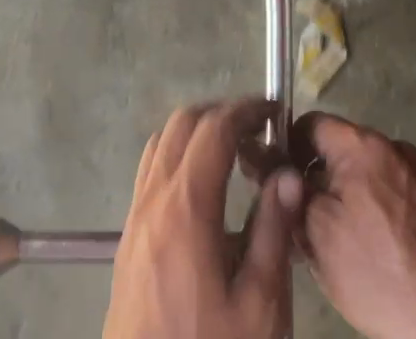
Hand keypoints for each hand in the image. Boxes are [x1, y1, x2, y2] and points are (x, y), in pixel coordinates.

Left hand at [103, 99, 303, 338]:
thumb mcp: (260, 304)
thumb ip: (274, 232)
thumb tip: (287, 175)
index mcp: (185, 208)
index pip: (213, 130)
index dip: (245, 111)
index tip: (274, 112)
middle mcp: (152, 201)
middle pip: (180, 125)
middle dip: (221, 113)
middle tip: (259, 127)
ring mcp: (134, 219)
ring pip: (160, 145)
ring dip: (196, 133)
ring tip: (236, 151)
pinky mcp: (128, 241)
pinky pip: (150, 174)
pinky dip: (178, 158)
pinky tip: (207, 190)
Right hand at [296, 113, 415, 338]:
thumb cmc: (374, 274)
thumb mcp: (315, 234)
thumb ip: (295, 192)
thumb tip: (288, 173)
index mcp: (362, 148)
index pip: (312, 123)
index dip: (292, 147)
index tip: (286, 179)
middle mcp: (398, 149)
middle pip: (348, 149)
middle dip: (328, 175)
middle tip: (317, 218)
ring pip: (379, 172)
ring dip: (362, 192)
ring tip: (359, 237)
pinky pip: (407, 193)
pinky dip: (393, 208)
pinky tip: (393, 246)